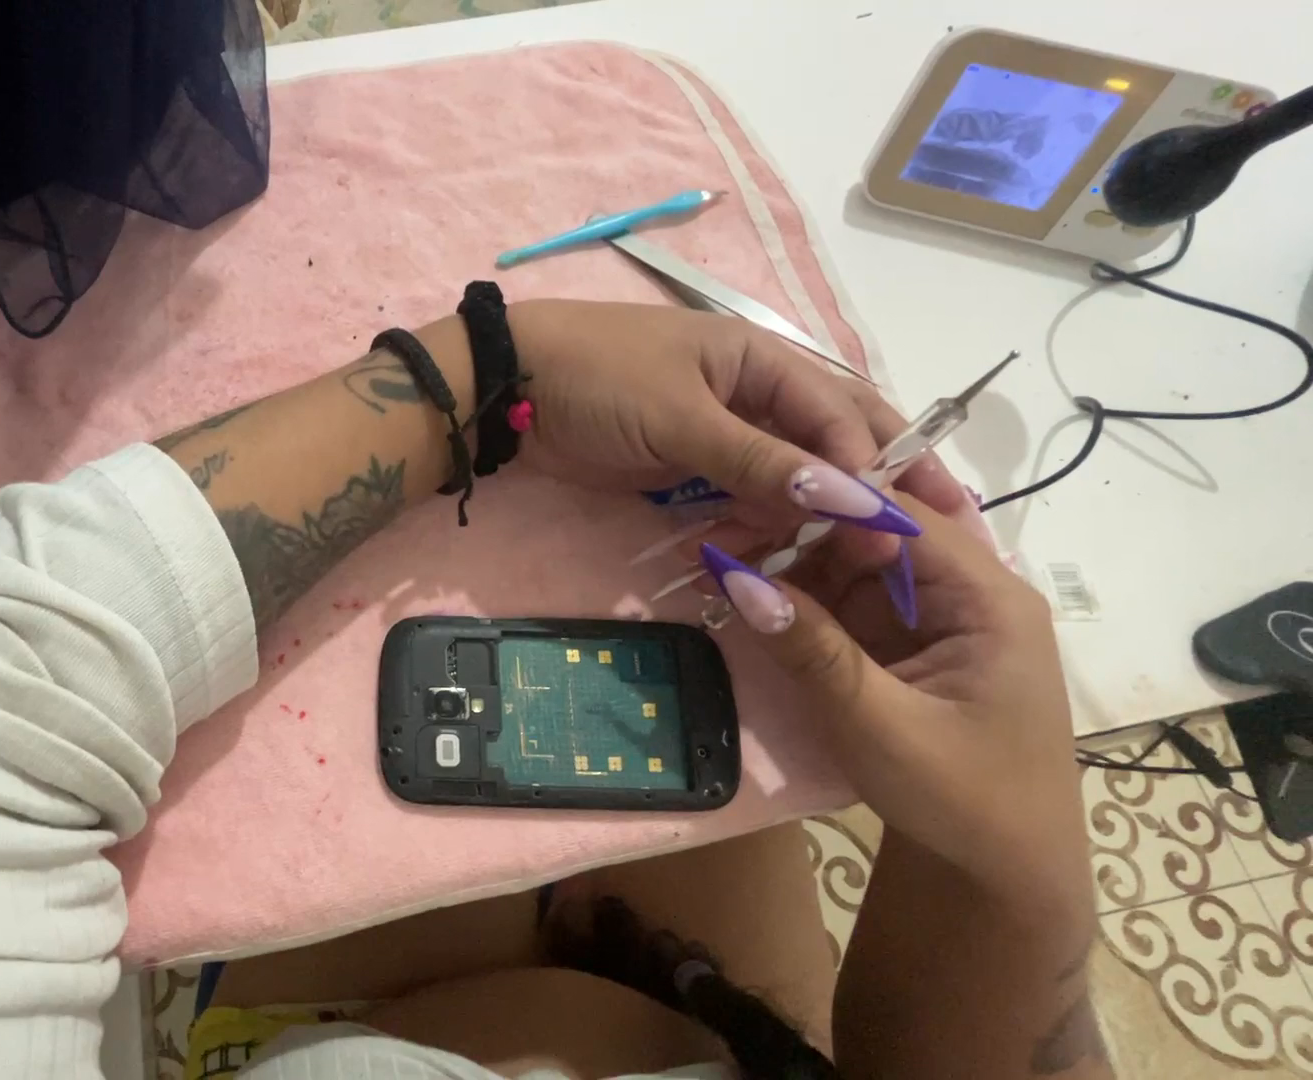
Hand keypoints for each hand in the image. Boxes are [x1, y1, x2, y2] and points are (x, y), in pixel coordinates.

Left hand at [507, 299, 969, 554]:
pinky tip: (784, 552)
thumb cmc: (599, 380)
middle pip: (826, 441)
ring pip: (783, 474)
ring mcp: (716, 432)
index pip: (841, 412)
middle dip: (871, 486)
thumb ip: (758, 459)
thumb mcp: (681, 417)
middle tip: (923, 541)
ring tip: (858, 562)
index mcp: (761, 359)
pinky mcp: (683, 465)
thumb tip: (851, 497)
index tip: (908, 524)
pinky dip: (760, 520)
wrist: (511, 391)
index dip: (879, 465)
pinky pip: (737, 494)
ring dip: (816, 512)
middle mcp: (751, 393)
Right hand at [704, 497, 1090, 918]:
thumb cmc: (961, 798)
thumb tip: (731, 574)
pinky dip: (787, 593)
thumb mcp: (877, 724)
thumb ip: (809, 647)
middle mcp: (959, 591)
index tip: (744, 492)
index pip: (900, 515)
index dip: (822, 497)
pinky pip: (836, 598)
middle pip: (866, 531)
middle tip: (710, 527)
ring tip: (708, 553)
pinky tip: (737, 587)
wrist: (995, 870)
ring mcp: (924, 614)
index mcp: (986, 598)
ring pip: (843, 561)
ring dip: (779, 557)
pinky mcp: (895, 638)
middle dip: (789, 525)